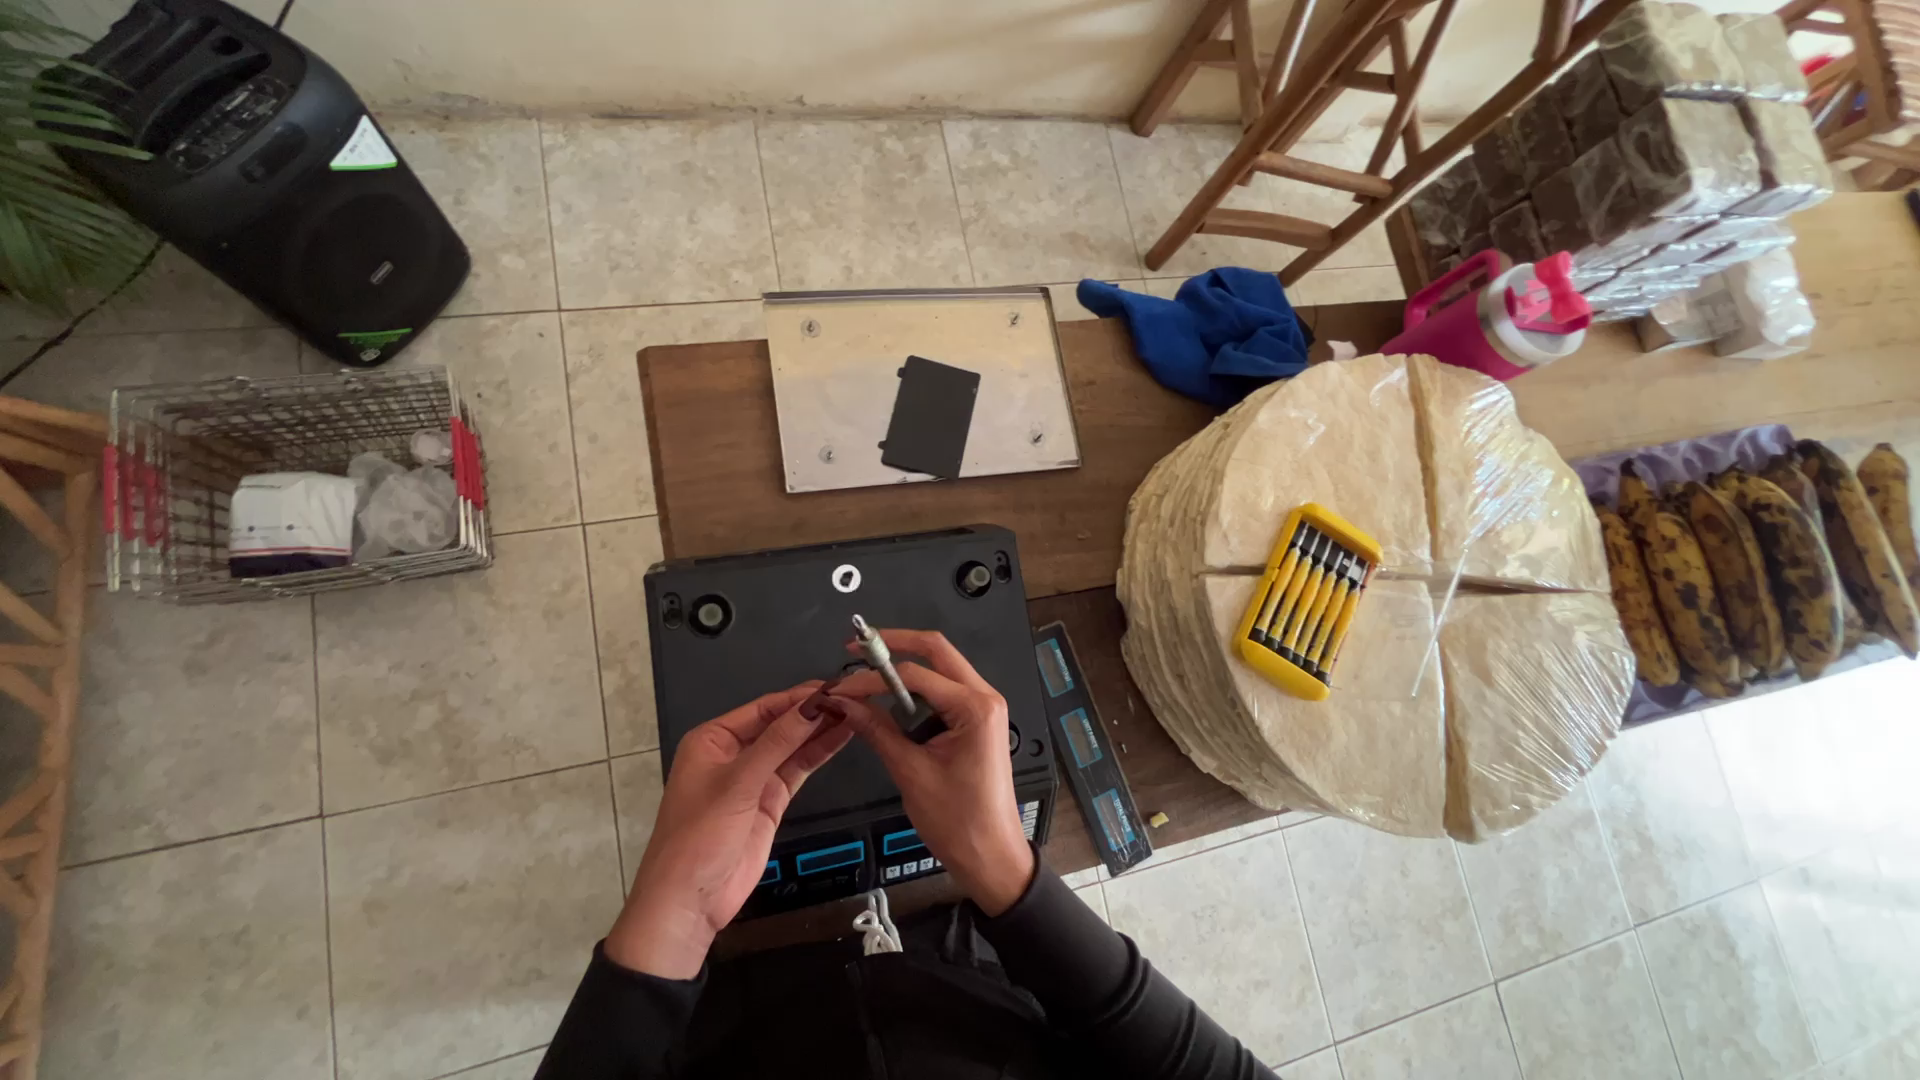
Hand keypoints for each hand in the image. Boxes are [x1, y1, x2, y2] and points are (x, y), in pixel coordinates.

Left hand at [607, 682, 854, 977]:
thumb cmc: (699, 836)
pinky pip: (798, 770)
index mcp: (713, 740)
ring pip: (793, 746)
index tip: (834, 687)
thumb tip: (812, 705)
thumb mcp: (738, 784)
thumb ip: (778, 742)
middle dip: (814, 712)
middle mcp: (734, 753)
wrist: (689, 902)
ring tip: (857, 712)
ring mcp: (754, 778)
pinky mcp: (770, 800)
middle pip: (781, 724)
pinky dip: (819, 754)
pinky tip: (842, 737)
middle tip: (853, 697)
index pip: (763, 708)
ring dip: (821, 731)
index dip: (798, 697)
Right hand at [833, 629, 1035, 915]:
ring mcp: (984, 708)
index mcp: (975, 707)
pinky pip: (944, 692)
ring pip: (940, 669)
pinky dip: (916, 691)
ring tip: (867, 680)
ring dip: (905, 669)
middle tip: (857, 647)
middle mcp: (985, 697)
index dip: (873, 675)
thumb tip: (845, 703)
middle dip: (895, 644)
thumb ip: (878, 730)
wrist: (992, 857)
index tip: (842, 684)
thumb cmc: (958, 821)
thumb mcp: (911, 773)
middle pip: (936, 651)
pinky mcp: (977, 721)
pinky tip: (890, 702)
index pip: (916, 674)